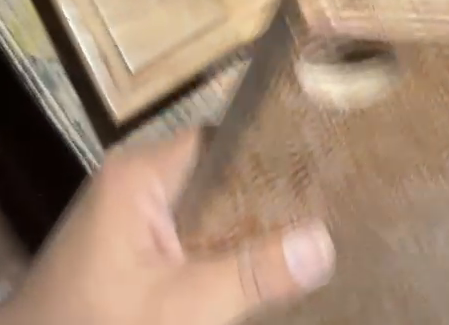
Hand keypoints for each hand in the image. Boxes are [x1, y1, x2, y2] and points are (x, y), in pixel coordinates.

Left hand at [0, 129, 334, 324]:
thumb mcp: (179, 309)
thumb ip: (251, 273)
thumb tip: (324, 242)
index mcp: (142, 172)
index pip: (221, 140)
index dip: (268, 154)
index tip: (318, 166)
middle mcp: (134, 175)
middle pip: (215, 169)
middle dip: (261, 192)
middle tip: (320, 204)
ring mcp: (127, 207)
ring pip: (203, 200)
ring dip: (239, 221)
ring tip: (300, 228)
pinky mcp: (124, 239)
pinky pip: (184, 225)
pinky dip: (214, 242)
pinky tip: (250, 260)